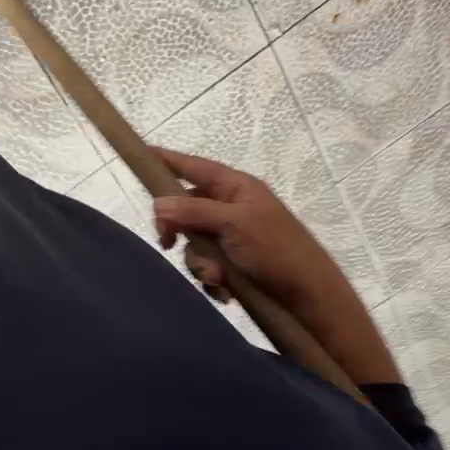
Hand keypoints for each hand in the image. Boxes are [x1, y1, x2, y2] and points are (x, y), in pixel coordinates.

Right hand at [149, 146, 350, 309]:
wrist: (308, 296)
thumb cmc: (276, 249)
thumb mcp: (234, 225)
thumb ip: (194, 212)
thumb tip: (157, 203)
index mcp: (235, 188)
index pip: (193, 167)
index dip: (167, 160)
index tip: (141, 153)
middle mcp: (229, 208)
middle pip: (184, 210)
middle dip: (178, 231)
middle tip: (168, 243)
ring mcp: (229, 236)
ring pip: (192, 243)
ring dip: (200, 264)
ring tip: (218, 278)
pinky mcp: (231, 263)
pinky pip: (205, 266)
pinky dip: (211, 279)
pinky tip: (225, 290)